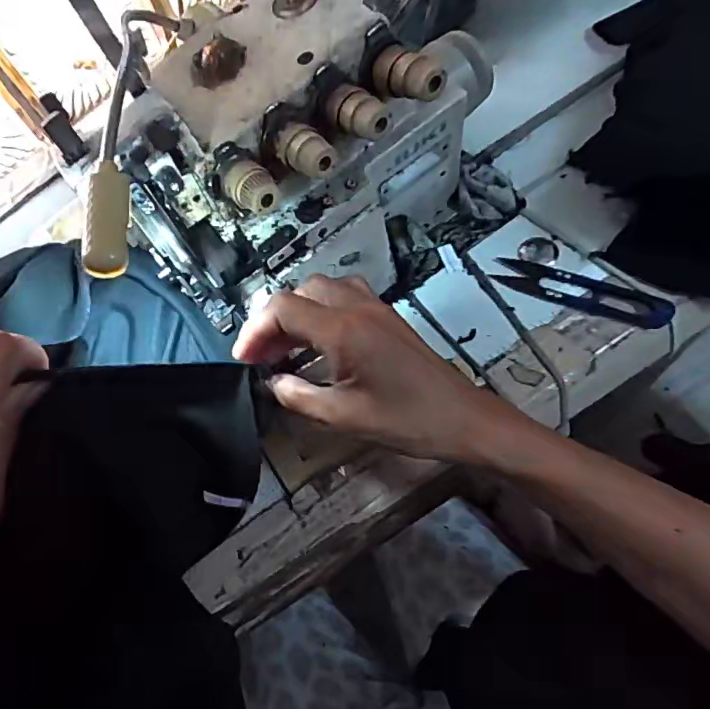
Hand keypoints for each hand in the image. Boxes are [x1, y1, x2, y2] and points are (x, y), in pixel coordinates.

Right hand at [232, 275, 548, 468]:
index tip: (244, 361)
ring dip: (294, 312)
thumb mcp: (342, 416)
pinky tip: (317, 341)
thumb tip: (271, 383)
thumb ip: (297, 396)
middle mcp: (356, 308)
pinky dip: (318, 311)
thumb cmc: (406, 420)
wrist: (465, 419)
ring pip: (319, 289)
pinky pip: (342, 296)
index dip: (253, 331)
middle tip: (263, 356)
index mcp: (343, 330)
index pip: (281, 308)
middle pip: (298, 292)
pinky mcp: (386, 317)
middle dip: (271, 320)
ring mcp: (374, 308)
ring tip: (284, 348)